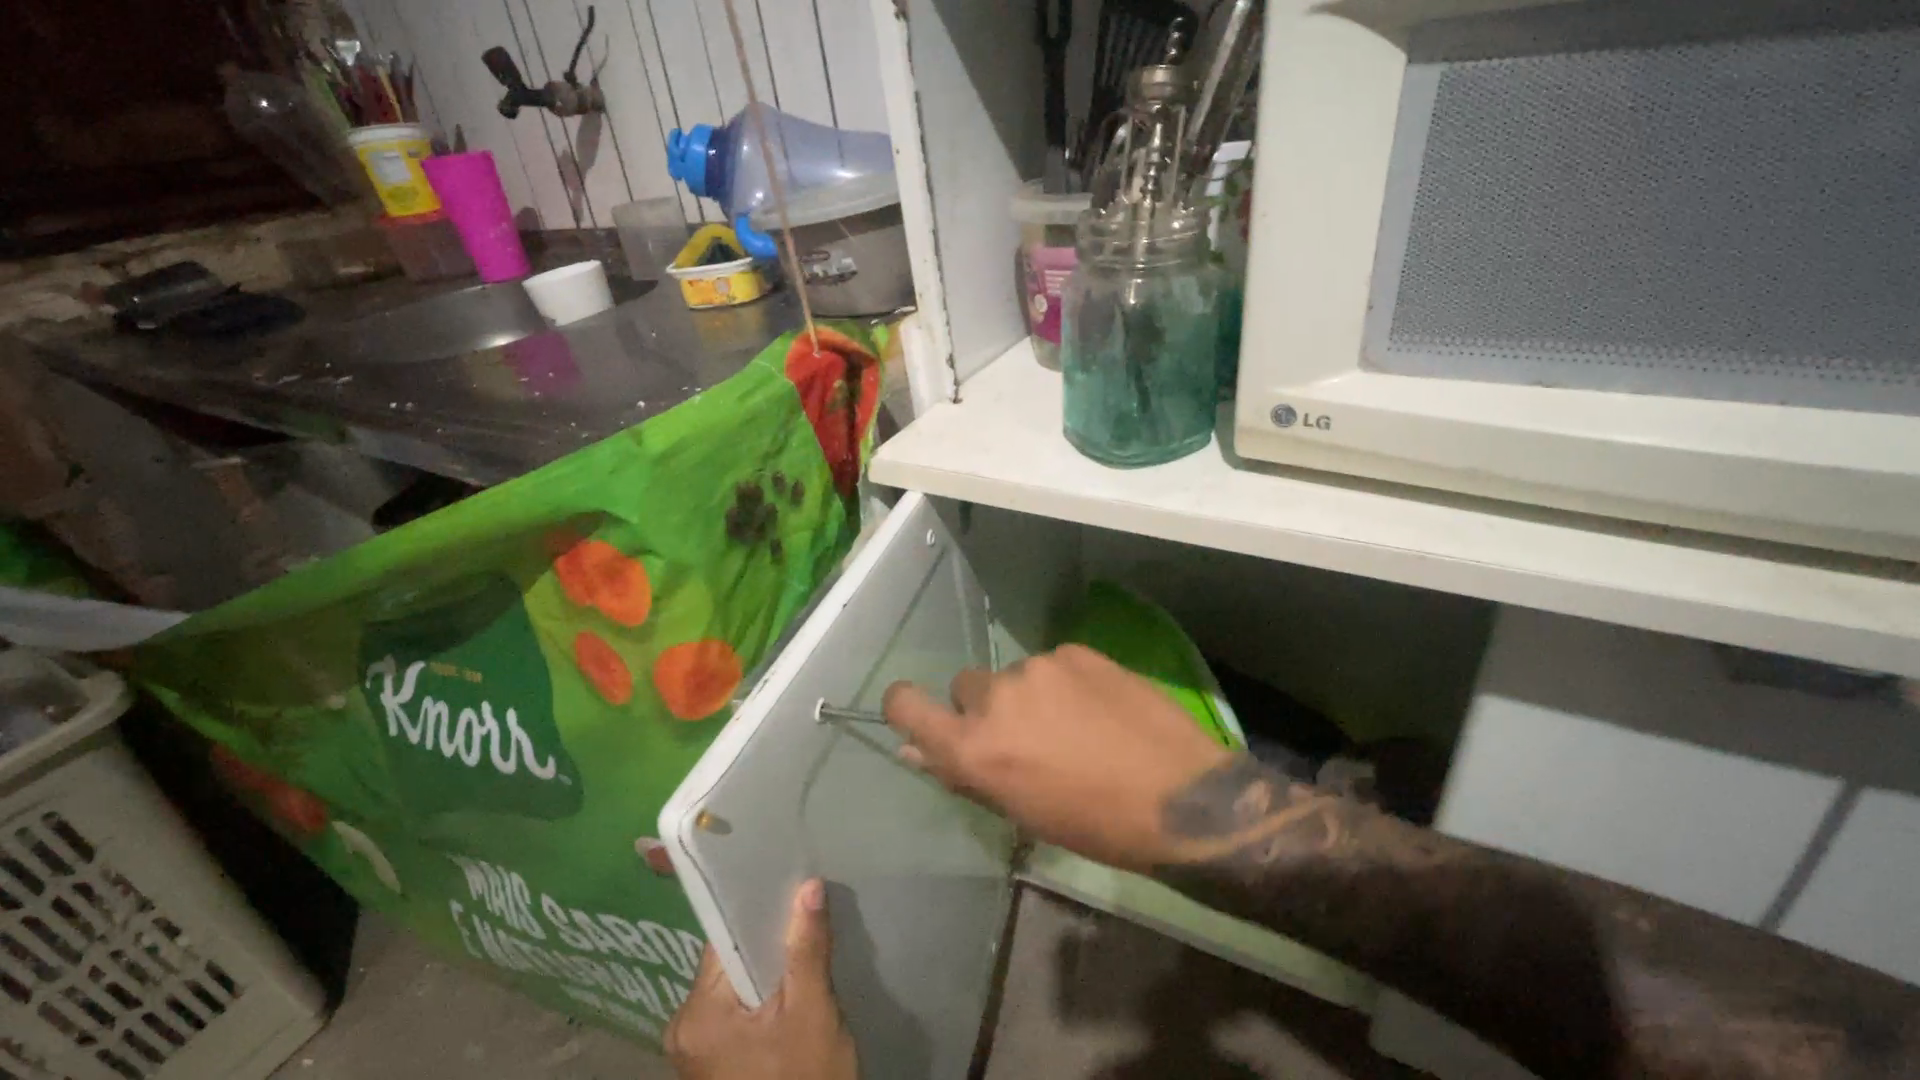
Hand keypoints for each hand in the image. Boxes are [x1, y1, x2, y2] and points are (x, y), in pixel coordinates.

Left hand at [665, 878, 855, 1079]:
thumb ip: (806, 948)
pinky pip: (738, 1010)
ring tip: (804, 941)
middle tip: (805, 909)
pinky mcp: (714, 1063)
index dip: (757, 909)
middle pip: (730, 961)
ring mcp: (694, 1050)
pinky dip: (764, 996)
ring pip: (736, 985)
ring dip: (770, 968)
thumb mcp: (813, 1012)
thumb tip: (807, 885)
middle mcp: (682, 1028)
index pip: (724, 940)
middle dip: (768, 941)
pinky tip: (793, 984)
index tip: (788, 882)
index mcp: (694, 1015)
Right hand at [883, 645, 1231, 871]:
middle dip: (985, 709)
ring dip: (1029, 696)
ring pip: (1014, 676)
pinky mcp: (1077, 652)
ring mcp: (1039, 668)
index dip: (906, 706)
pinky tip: (1100, 709)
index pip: (905, 705)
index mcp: (974, 748)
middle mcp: (997, 698)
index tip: (922, 716)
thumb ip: (967, 772)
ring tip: (1074, 726)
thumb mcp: (1020, 812)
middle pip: (966, 687)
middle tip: (1026, 736)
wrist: (1180, 797)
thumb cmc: (1094, 826)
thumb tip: (920, 750)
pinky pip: (1053, 664)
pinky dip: (1065, 683)